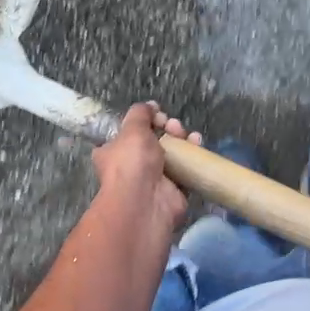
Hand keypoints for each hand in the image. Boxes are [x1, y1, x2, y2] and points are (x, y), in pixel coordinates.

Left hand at [91, 102, 202, 227]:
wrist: (145, 203)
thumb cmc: (131, 162)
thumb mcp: (131, 128)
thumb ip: (140, 113)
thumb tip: (150, 106)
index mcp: (113, 151)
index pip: (128, 131)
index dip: (144, 120)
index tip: (155, 114)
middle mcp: (131, 165)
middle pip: (152, 139)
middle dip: (165, 126)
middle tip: (171, 125)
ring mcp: (153, 178)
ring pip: (170, 151)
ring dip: (180, 138)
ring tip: (185, 134)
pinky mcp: (173, 189)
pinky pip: (184, 167)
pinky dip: (192, 154)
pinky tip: (196, 142)